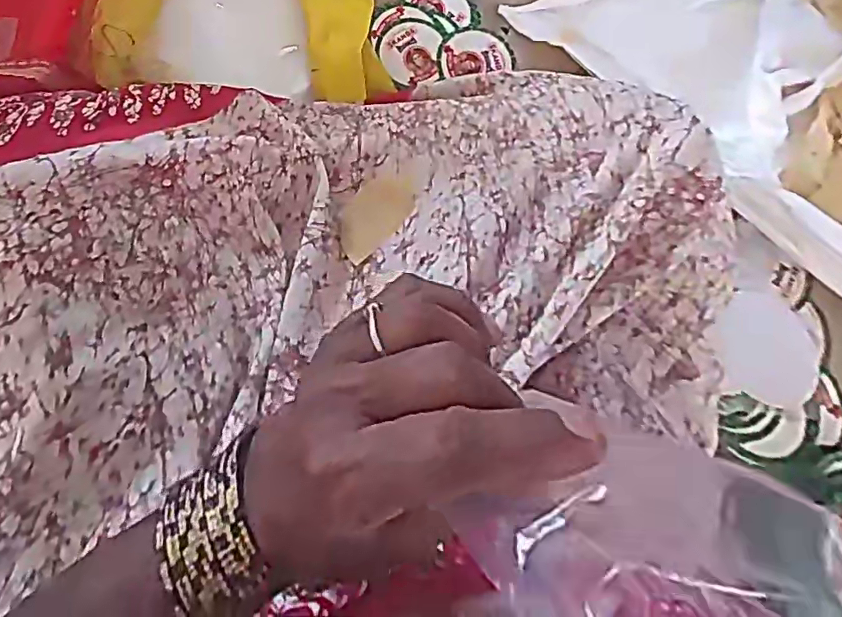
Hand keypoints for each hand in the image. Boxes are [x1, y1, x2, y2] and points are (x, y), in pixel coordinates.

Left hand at [244, 275, 605, 585]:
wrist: (259, 496)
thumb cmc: (330, 534)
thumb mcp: (397, 545)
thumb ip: (466, 498)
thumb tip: (537, 459)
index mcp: (353, 472)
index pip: (453, 442)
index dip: (526, 439)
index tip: (583, 442)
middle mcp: (343, 402)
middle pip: (450, 374)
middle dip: (507, 402)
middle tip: (524, 425)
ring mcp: (339, 356)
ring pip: (432, 323)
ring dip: (478, 352)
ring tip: (488, 381)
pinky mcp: (342, 331)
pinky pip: (407, 295)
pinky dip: (451, 308)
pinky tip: (467, 336)